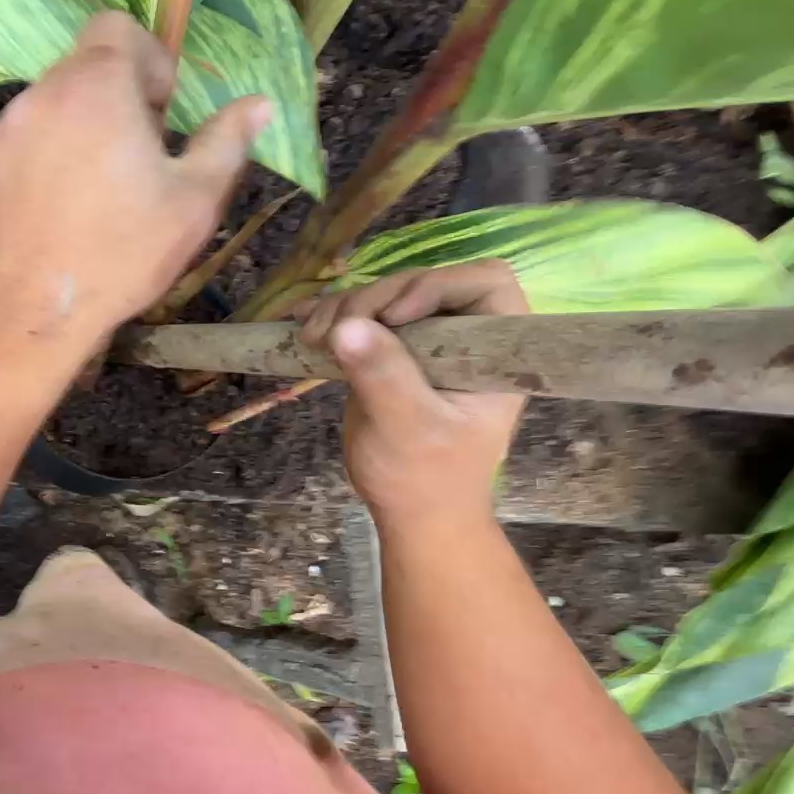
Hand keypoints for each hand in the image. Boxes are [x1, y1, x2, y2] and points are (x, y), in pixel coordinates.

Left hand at [0, 12, 271, 361]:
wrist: (32, 315)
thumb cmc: (120, 258)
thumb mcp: (194, 202)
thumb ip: (227, 141)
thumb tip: (258, 105)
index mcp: (94, 87)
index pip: (117, 27)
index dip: (148, 60)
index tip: (160, 114)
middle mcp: (39, 97)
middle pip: (84, 68)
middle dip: (117, 99)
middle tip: (136, 160)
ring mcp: (3, 135)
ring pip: (52, 108)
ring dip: (81, 130)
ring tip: (99, 191)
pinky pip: (24, 143)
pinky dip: (47, 158)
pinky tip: (62, 210)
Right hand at [295, 260, 529, 527]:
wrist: (410, 509)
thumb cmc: (425, 475)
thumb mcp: (407, 428)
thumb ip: (383, 376)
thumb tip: (345, 327)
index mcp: (492, 349)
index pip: (482, 283)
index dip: (435, 285)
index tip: (391, 315)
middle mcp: (462, 337)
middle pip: (420, 285)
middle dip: (371, 300)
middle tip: (329, 332)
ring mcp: (422, 344)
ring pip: (384, 300)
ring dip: (341, 310)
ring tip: (310, 338)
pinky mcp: (388, 355)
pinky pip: (360, 322)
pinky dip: (329, 320)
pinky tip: (300, 327)